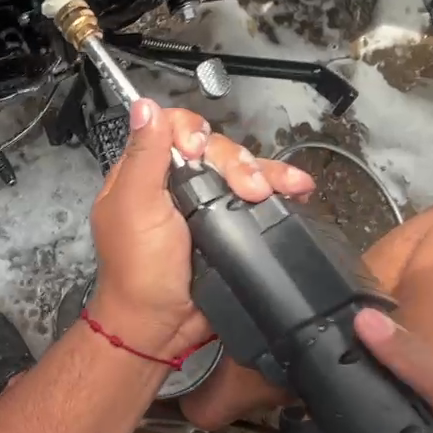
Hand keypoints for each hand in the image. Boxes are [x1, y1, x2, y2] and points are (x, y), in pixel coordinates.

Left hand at [88, 99, 313, 358]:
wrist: (162, 326)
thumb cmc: (138, 270)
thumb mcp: (135, 206)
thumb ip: (143, 156)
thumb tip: (143, 106)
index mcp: (142, 176)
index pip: (170, 130)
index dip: (191, 134)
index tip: (198, 154)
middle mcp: (172, 186)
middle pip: (212, 147)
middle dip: (234, 160)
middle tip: (244, 186)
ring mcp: (203, 206)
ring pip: (239, 169)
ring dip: (263, 172)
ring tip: (277, 189)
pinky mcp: (229, 227)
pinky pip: (257, 197)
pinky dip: (279, 189)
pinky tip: (297, 188)